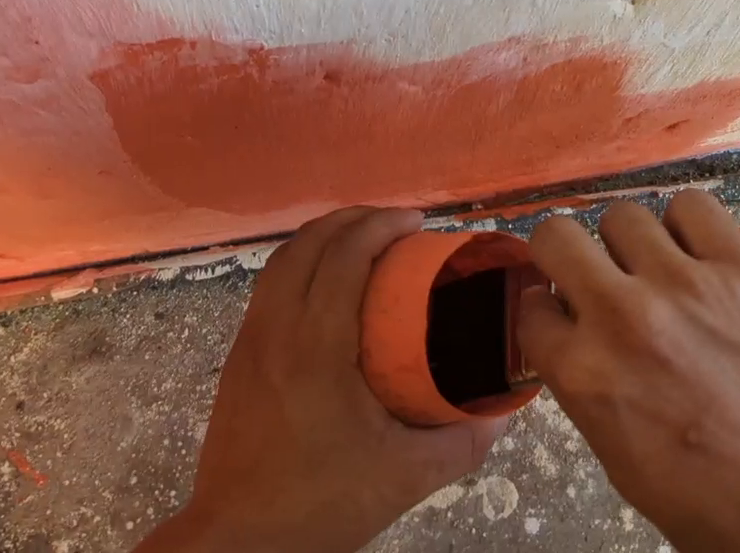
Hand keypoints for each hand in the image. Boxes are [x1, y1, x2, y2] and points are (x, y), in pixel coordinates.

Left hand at [136, 207, 508, 552]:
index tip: (417, 221)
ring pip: (283, 257)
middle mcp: (276, 326)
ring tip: (363, 239)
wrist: (236, 541)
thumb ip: (459, 444)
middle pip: (311, 242)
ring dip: (324, 234)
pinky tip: (326, 282)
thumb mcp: (402, 478)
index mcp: (316, 346)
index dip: (381, 225)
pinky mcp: (238, 353)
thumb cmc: (318, 502)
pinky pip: (270, 282)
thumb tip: (503, 415)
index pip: (345, 256)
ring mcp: (250, 337)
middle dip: (355, 218)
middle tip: (396, 223)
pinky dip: (302, 260)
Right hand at [515, 189, 739, 552]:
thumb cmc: (724, 505)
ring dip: (629, 242)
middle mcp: (623, 318)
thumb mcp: (623, 461)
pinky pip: (692, 205)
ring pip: (621, 214)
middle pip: (554, 237)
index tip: (560, 310)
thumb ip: (585, 388)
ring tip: (655, 267)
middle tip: (588, 272)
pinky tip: (699, 252)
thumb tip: (572, 337)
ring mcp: (684, 285)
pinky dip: (688, 222)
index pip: (528, 306)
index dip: (543, 308)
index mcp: (585, 375)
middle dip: (561, 254)